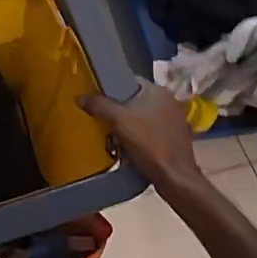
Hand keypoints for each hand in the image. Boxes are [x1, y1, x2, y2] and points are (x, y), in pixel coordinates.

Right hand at [78, 81, 206, 195]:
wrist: (175, 176)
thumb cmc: (148, 143)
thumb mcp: (119, 122)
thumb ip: (99, 106)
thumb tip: (80, 97)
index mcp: (158, 90)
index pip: (130, 81)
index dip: (113, 89)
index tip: (99, 99)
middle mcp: (169, 101)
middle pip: (136, 100)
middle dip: (120, 109)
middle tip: (103, 120)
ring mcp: (175, 119)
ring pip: (144, 116)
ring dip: (130, 124)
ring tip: (114, 135)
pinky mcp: (176, 136)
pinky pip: (152, 130)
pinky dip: (141, 135)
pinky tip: (131, 147)